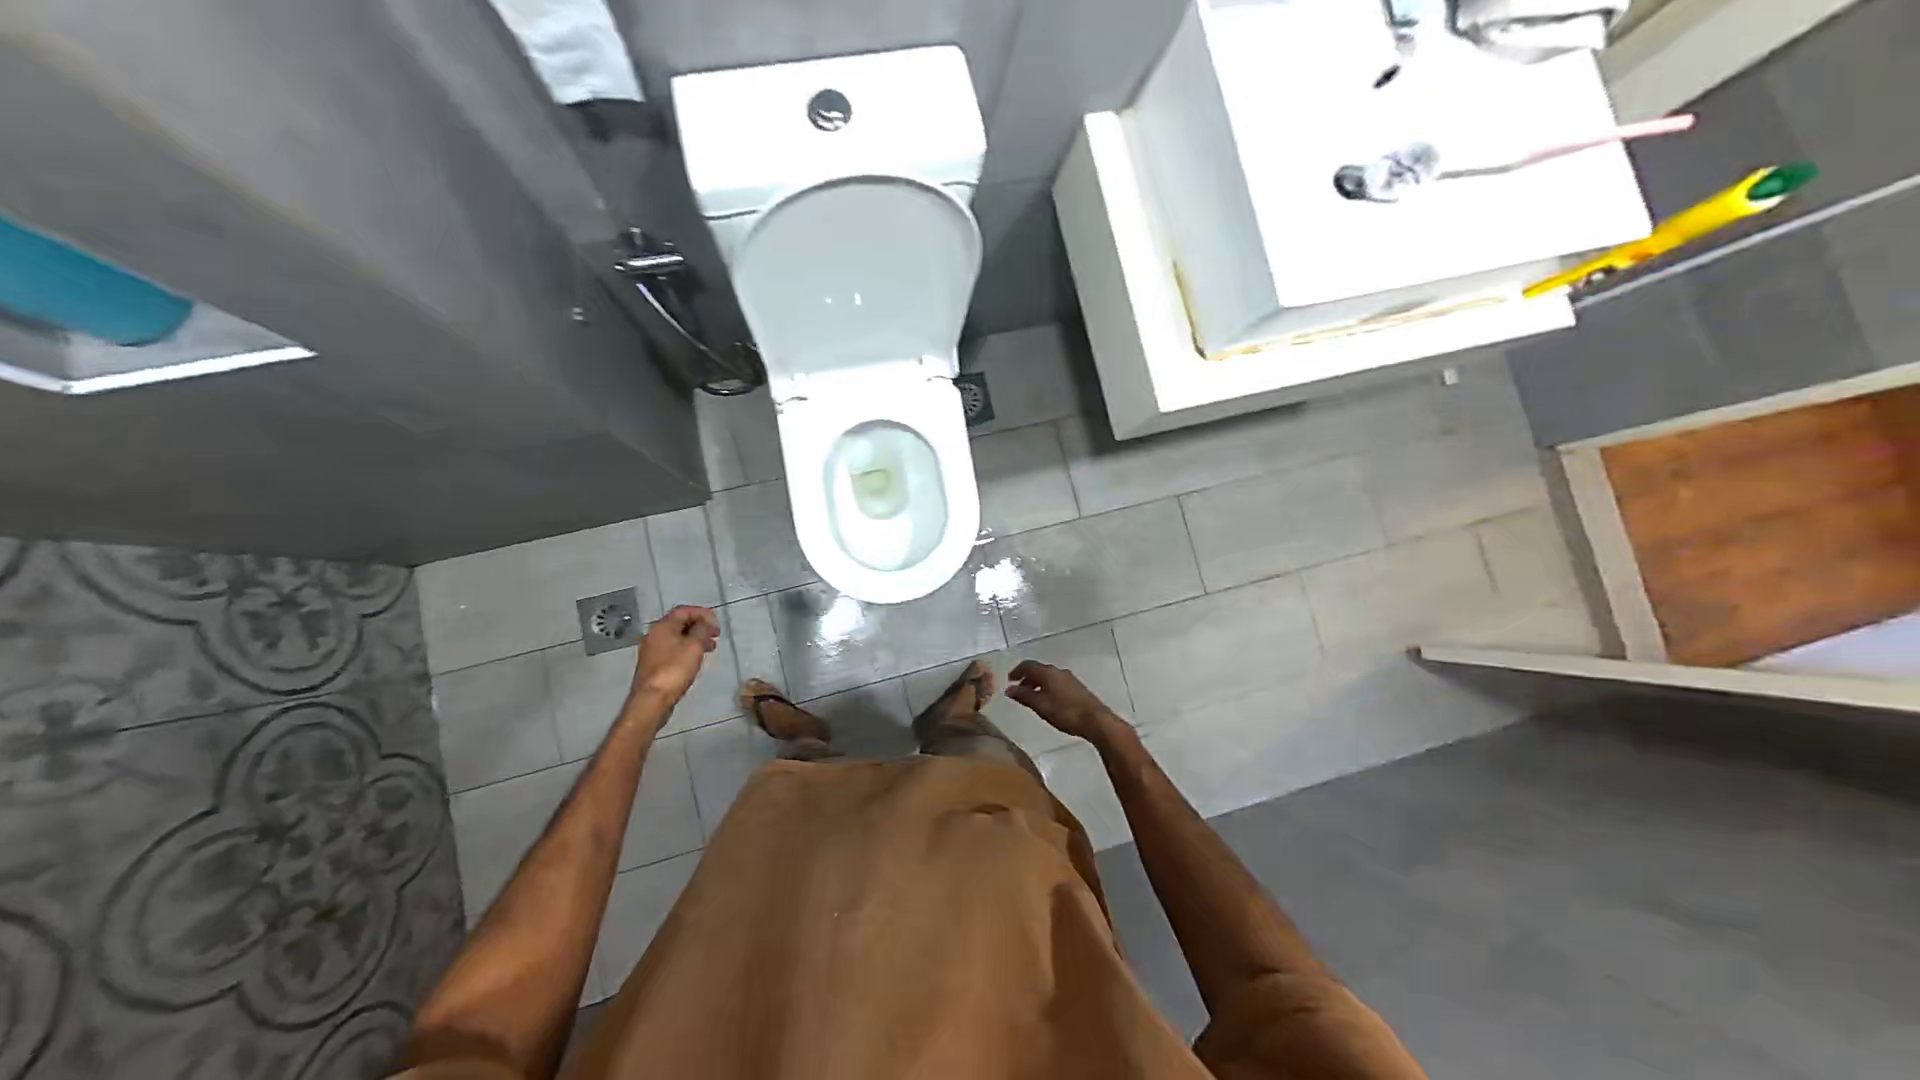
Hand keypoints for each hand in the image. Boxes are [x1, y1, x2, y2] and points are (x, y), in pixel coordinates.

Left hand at [632, 606, 719, 702]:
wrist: (652, 699)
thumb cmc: (675, 669)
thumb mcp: (694, 646)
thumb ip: (701, 630)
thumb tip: (704, 624)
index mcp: (662, 626)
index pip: (684, 610)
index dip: (703, 613)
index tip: (716, 624)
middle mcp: (654, 635)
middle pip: (679, 623)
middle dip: (699, 626)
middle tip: (715, 635)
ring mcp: (652, 650)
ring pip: (676, 637)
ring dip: (694, 639)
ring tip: (709, 648)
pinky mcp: (653, 665)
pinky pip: (673, 649)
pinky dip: (686, 649)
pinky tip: (695, 659)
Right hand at [1006, 660, 1122, 740]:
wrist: (1096, 720)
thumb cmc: (1065, 712)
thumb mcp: (1041, 706)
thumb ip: (1024, 696)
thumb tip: (1009, 689)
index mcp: (1048, 673)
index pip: (1028, 665)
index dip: (1017, 671)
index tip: (1009, 680)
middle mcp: (1058, 671)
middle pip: (1038, 670)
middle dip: (1026, 678)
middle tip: (1018, 690)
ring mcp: (1069, 678)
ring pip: (1048, 676)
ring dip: (1037, 683)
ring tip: (1031, 697)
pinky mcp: (1077, 687)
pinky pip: (1056, 682)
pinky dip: (1047, 687)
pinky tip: (1047, 700)